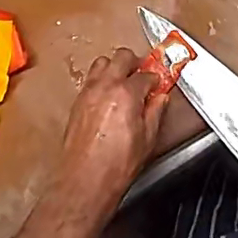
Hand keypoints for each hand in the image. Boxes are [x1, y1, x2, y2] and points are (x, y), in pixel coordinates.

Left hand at [58, 48, 170, 201]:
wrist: (85, 181)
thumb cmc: (116, 165)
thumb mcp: (148, 139)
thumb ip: (155, 112)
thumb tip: (160, 99)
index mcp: (127, 93)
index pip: (146, 74)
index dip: (156, 79)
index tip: (159, 84)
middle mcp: (105, 87)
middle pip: (122, 57)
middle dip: (135, 62)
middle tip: (143, 74)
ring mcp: (88, 92)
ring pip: (102, 63)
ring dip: (115, 67)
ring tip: (124, 80)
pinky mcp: (77, 102)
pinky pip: (90, 79)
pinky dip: (101, 80)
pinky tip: (108, 95)